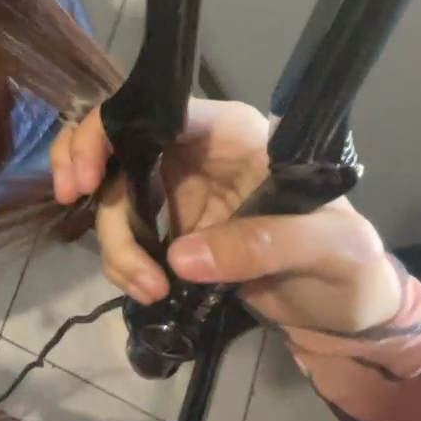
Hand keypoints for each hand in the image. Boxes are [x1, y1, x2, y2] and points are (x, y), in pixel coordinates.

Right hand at [50, 100, 400, 333]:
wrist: (343, 310)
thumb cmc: (348, 265)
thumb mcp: (330, 249)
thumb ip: (263, 243)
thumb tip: (179, 257)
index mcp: (229, 131)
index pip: (155, 110)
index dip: (108, 132)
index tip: (88, 180)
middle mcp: (191, 148)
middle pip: (114, 142)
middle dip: (86, 173)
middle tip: (73, 204)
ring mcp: (172, 185)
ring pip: (111, 192)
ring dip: (113, 239)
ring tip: (147, 287)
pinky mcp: (162, 222)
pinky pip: (120, 229)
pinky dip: (118, 259)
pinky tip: (145, 288)